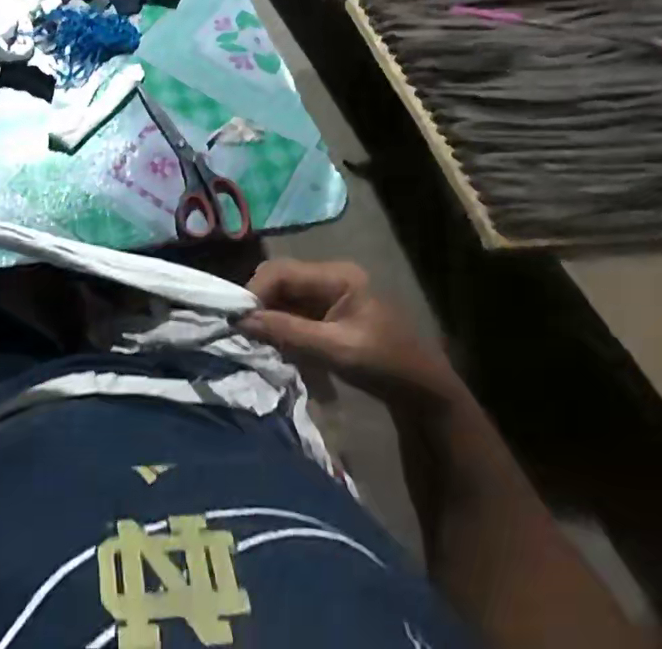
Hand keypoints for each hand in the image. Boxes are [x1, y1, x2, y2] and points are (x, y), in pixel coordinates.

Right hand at [237, 259, 458, 407]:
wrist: (423, 389)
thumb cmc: (385, 364)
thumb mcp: (335, 350)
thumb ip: (288, 333)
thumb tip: (242, 321)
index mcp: (337, 276)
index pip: (282, 271)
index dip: (255, 292)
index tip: (238, 322)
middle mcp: (331, 277)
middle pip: (280, 280)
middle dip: (259, 304)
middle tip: (245, 333)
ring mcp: (330, 295)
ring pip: (284, 296)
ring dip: (268, 317)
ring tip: (257, 342)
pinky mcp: (329, 313)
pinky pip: (294, 312)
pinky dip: (281, 327)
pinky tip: (276, 346)